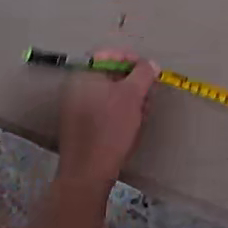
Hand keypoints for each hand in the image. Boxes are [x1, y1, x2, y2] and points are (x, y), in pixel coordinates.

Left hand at [56, 49, 157, 188]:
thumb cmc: (110, 128)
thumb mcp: (132, 95)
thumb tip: (150, 63)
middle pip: (110, 75)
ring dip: (130, 99)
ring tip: (145, 112)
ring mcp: (77, 108)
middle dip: (133, 83)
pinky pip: (104, 111)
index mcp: (83, 75)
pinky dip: (121, 113)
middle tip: (149, 93)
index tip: (148, 70)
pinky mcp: (82, 126)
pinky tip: (134, 125)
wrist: (88, 172)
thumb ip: (143, 74)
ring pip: (110, 95)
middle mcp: (76, 88)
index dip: (130, 58)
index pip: (107, 55)